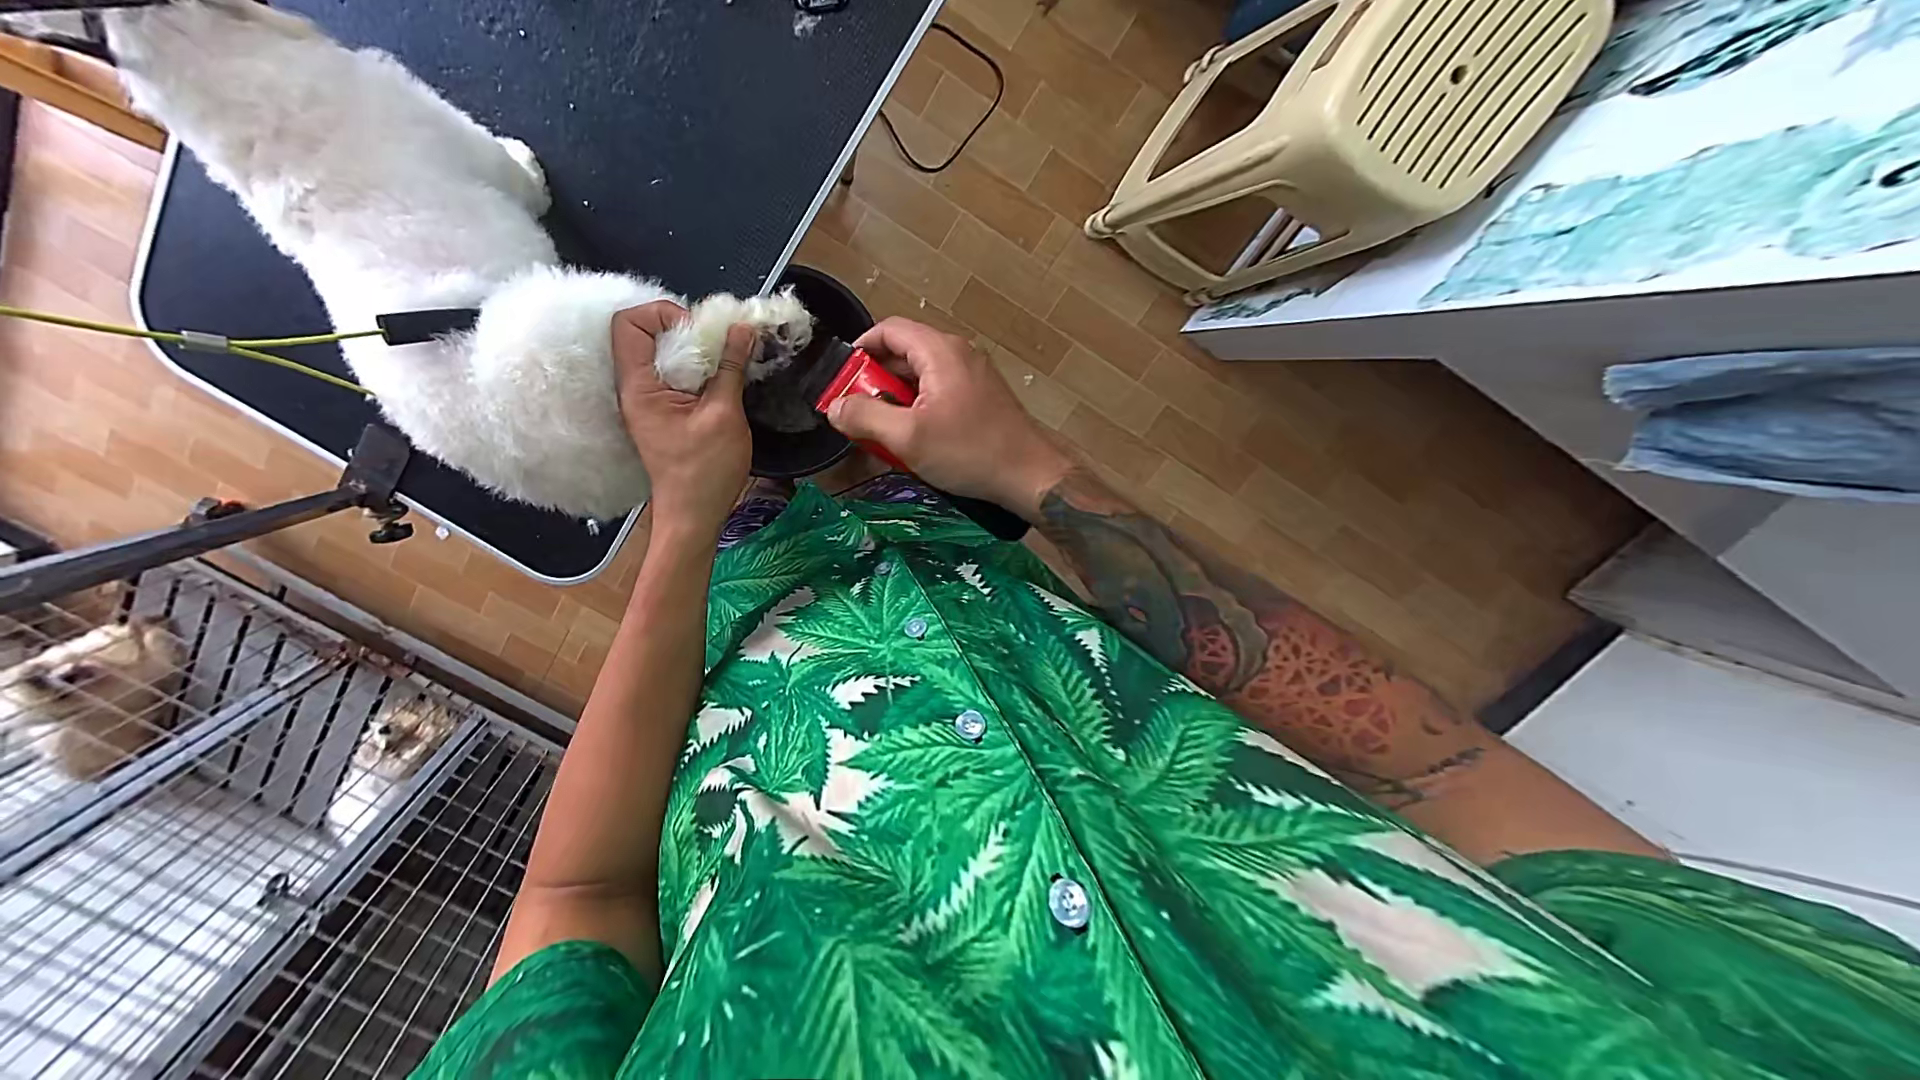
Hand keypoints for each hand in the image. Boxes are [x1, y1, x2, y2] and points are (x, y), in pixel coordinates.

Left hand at [612, 301, 753, 532]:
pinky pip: (674, 376)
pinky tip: (721, 378)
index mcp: (639, 387)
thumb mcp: (724, 414)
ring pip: (662, 355)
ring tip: (724, 359)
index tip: (699, 329)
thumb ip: (730, 367)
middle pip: (646, 334)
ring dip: (694, 350)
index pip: (629, 323)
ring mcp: (648, 402)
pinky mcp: (664, 412)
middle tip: (719, 342)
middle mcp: (635, 390)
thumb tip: (741, 330)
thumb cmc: (705, 472)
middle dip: (685, 329)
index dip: (663, 313)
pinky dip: (698, 369)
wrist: (695, 514)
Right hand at [826, 318, 1072, 519]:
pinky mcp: (982, 398)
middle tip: (859, 415)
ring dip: (897, 401)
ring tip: (884, 433)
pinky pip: (939, 393)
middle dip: (875, 382)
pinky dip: (919, 410)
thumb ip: (864, 417)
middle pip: (904, 353)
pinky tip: (914, 441)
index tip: (841, 381)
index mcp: (940, 351)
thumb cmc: (970, 452)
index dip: (859, 351)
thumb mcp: (907, 437)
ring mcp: (974, 375)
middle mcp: (959, 354)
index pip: (888, 330)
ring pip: (921, 377)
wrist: (1030, 477)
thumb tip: (834, 406)